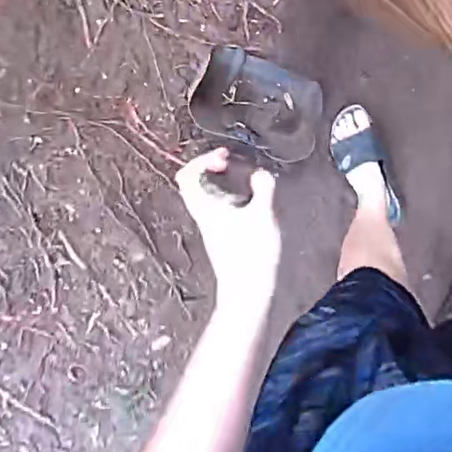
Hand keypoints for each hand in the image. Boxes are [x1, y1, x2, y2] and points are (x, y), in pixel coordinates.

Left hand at [175, 148, 280, 306]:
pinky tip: (249, 198)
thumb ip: (263, 187)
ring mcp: (211, 225)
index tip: (225, 157)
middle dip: (211, 165)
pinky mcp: (221, 234)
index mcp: (206, 206)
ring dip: (221, 179)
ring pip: (205, 193)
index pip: (187, 175)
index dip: (203, 159)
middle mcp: (203, 214)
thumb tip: (260, 173)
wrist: (247, 295)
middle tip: (231, 161)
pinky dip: (228, 193)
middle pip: (194, 182)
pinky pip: (216, 204)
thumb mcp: (264, 215)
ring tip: (243, 176)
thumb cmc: (253, 254)